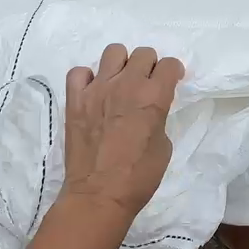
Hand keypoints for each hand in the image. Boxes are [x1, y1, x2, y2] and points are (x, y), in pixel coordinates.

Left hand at [60, 44, 184, 220]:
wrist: (98, 196)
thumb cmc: (138, 177)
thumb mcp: (164, 145)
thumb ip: (159, 117)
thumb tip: (151, 110)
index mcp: (154, 96)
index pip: (169, 64)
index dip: (173, 72)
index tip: (171, 82)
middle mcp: (127, 85)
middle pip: (144, 53)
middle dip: (149, 66)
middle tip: (146, 85)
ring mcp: (98, 89)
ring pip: (113, 52)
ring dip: (121, 65)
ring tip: (120, 83)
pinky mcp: (75, 99)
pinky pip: (79, 72)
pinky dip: (87, 78)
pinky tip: (93, 92)